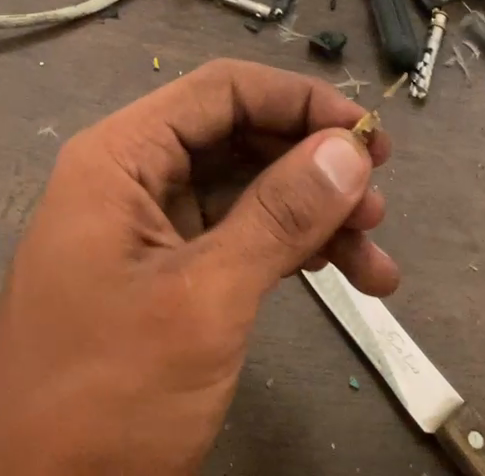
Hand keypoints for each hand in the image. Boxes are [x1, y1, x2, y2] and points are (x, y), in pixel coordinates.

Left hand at [0, 59, 396, 475]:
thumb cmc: (105, 393)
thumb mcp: (203, 301)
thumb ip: (277, 217)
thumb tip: (347, 149)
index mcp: (120, 158)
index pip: (221, 92)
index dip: (299, 102)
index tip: (368, 136)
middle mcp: (131, 178)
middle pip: (237, 137)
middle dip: (312, 164)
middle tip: (379, 199)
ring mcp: (146, 229)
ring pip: (244, 191)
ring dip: (312, 214)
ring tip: (377, 256)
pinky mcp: (161, 275)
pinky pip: (234, 238)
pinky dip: (288, 251)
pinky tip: (346, 276)